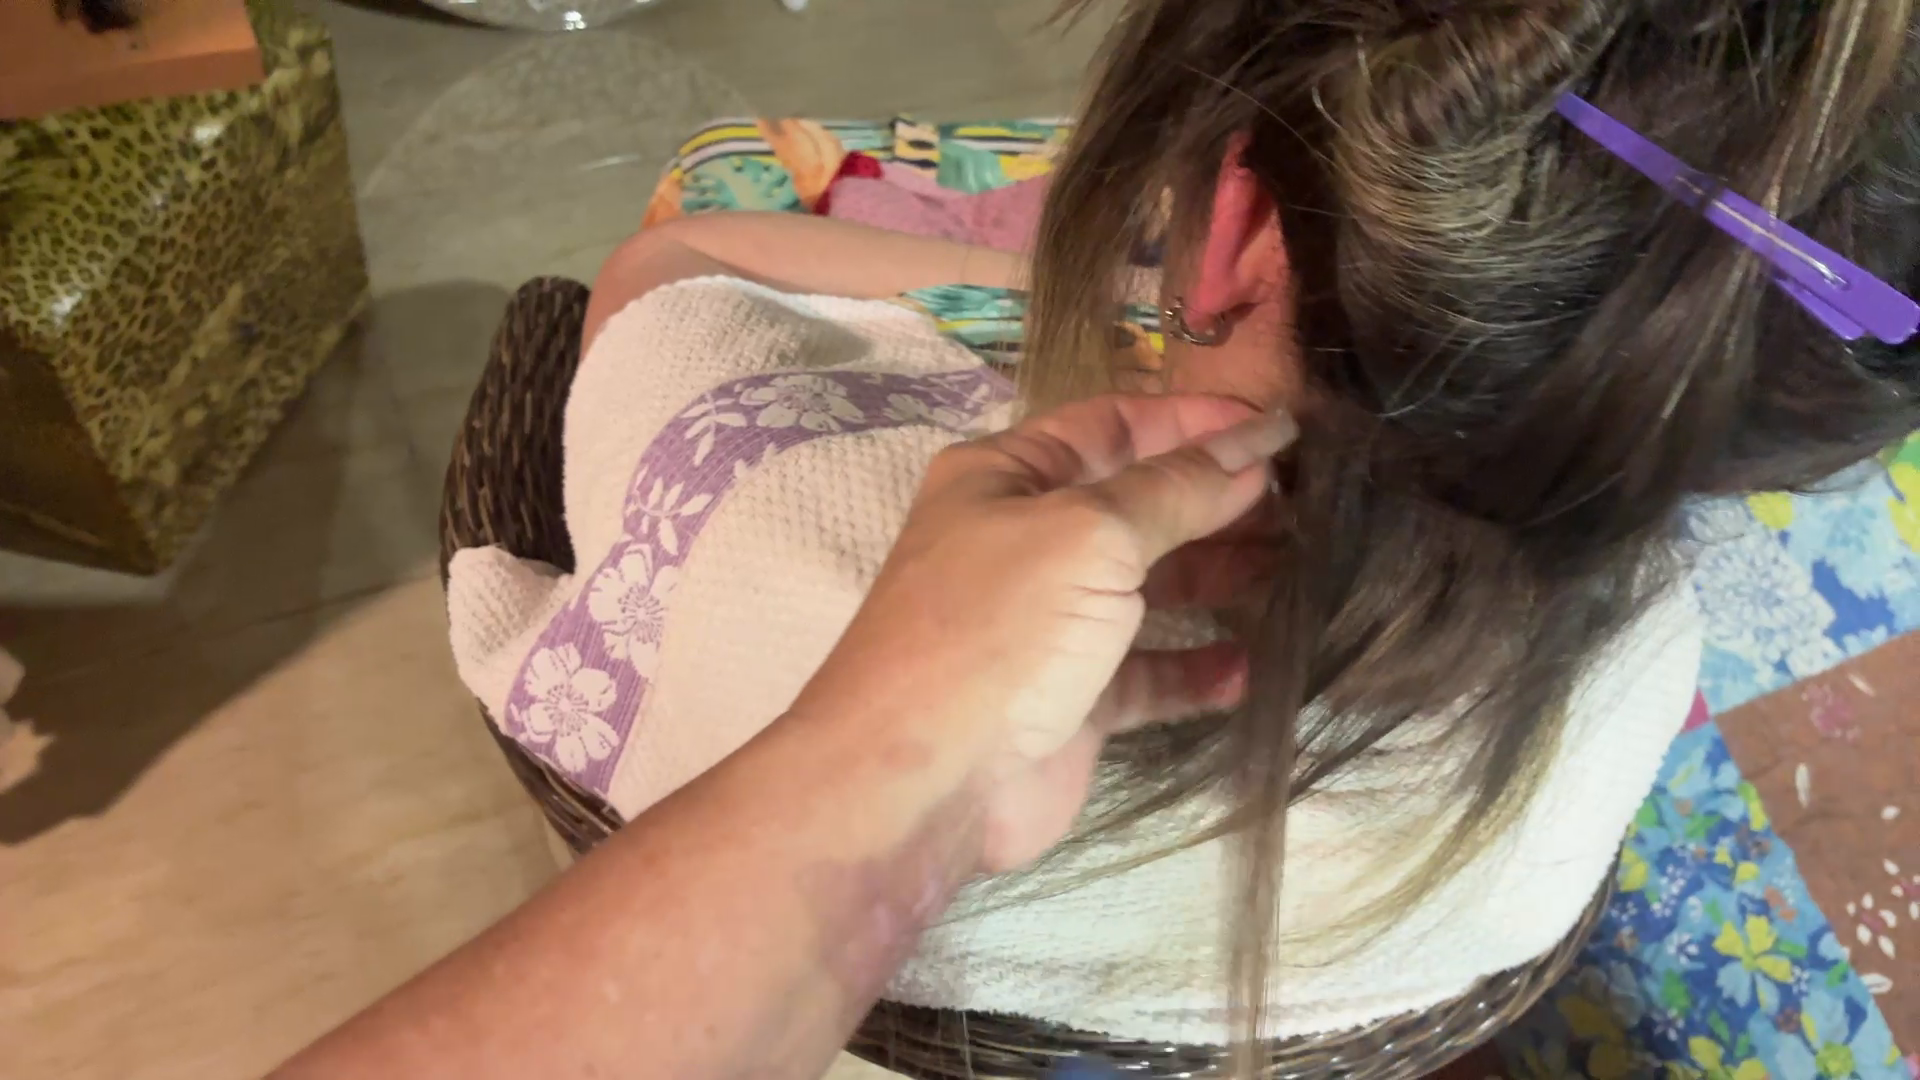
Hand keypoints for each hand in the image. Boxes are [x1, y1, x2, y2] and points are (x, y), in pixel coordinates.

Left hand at [790, 394, 1295, 873]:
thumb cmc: (998, 628)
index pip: (1110, 426)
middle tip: (1303, 503)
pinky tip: (1244, 668)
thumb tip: (1251, 447)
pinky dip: (1191, 669)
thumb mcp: (1085, 536)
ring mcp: (1047, 623)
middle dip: (1214, 499)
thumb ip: (1172, 491)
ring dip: (1214, 579)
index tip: (1276, 428)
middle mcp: (1024, 543)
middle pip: (1135, 505)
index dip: (1191, 421)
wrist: (924, 779)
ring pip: (1145, 588)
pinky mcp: (1071, 697)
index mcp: (1005, 479)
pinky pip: (1143, 673)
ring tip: (1294, 569)